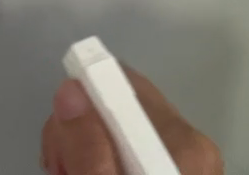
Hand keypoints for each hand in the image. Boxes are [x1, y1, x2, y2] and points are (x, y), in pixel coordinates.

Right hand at [40, 70, 221, 174]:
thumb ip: (89, 152)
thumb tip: (70, 89)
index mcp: (186, 145)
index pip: (120, 83)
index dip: (80, 103)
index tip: (58, 144)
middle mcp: (189, 144)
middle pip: (115, 104)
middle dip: (77, 129)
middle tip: (58, 167)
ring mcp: (182, 161)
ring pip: (113, 127)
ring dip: (81, 146)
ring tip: (66, 173)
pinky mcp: (171, 171)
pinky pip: (124, 146)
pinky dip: (96, 157)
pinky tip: (84, 172)